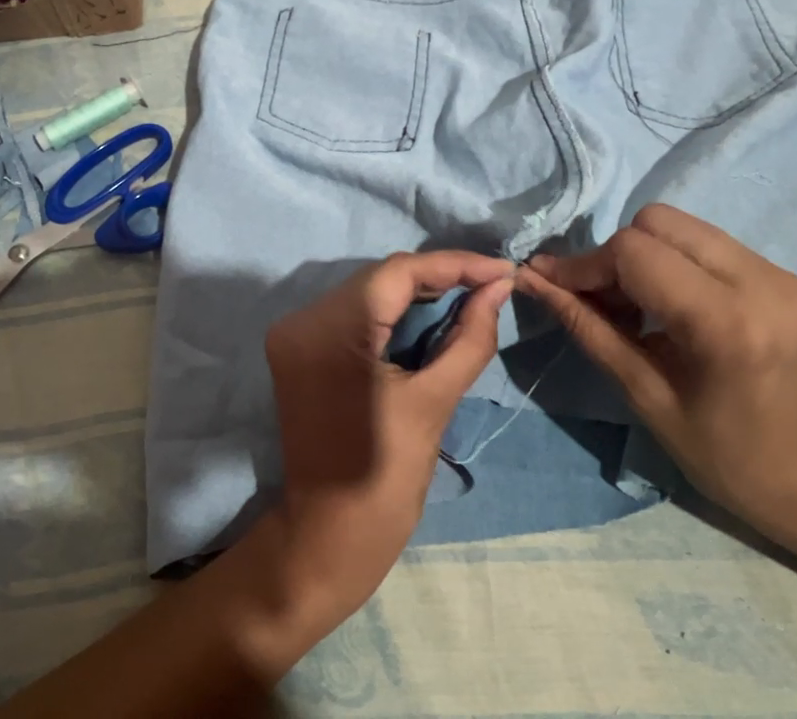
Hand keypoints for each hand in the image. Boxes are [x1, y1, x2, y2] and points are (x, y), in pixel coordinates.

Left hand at [262, 251, 513, 622]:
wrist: (330, 532)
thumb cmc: (386, 476)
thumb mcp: (435, 401)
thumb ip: (469, 337)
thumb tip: (498, 289)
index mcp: (330, 331)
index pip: (397, 273)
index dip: (454, 264)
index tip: (503, 270)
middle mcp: (302, 321)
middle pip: (379, 278)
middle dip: (437, 277)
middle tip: (491, 285)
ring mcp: (294, 335)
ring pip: (366, 292)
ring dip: (416, 293)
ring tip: (470, 296)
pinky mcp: (298, 351)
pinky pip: (351, 314)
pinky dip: (391, 313)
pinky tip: (430, 316)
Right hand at [515, 204, 796, 525]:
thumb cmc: (719, 452)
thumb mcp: (642, 393)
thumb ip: (587, 326)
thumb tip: (533, 279)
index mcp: (728, 324)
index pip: (636, 253)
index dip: (585, 265)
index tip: (552, 284)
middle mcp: (764, 284)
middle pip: (660, 223)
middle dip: (614, 256)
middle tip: (599, 301)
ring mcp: (784, 275)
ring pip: (683, 228)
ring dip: (643, 258)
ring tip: (633, 308)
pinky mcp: (790, 276)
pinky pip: (709, 246)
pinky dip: (674, 266)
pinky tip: (670, 308)